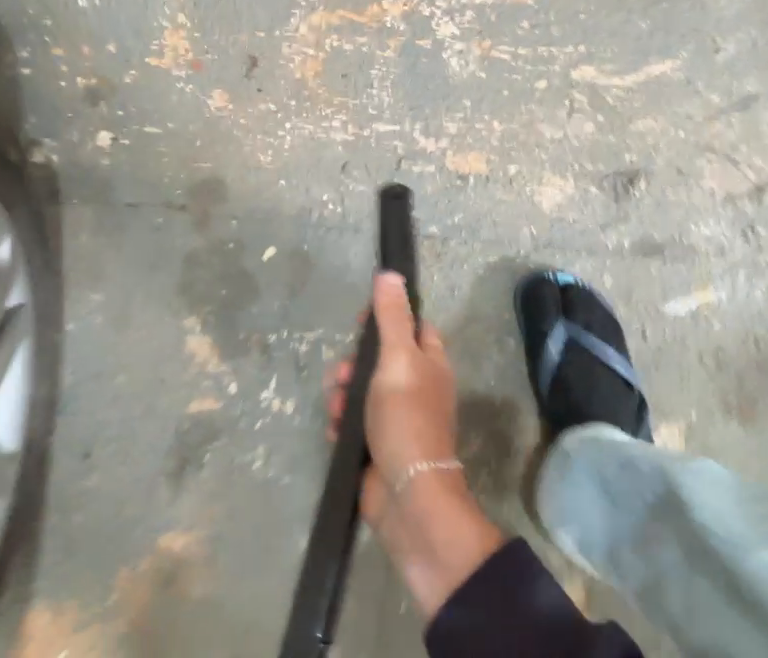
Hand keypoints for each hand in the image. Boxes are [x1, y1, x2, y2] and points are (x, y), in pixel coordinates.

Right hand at [328, 271, 457, 522]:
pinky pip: (355, 422)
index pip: (413, 326)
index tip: (361, 321)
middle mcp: (418, 387)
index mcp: (431, 364)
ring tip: (336, 408)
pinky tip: (337, 431)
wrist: (407, 493)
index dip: (388, 317)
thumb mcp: (397, 360)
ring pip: (363, 391)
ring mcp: (398, 417)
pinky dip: (343, 423)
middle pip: (380, 358)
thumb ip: (392, 317)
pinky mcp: (379, 444)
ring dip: (343, 395)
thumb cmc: (407, 419)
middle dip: (354, 364)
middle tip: (343, 374)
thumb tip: (391, 273)